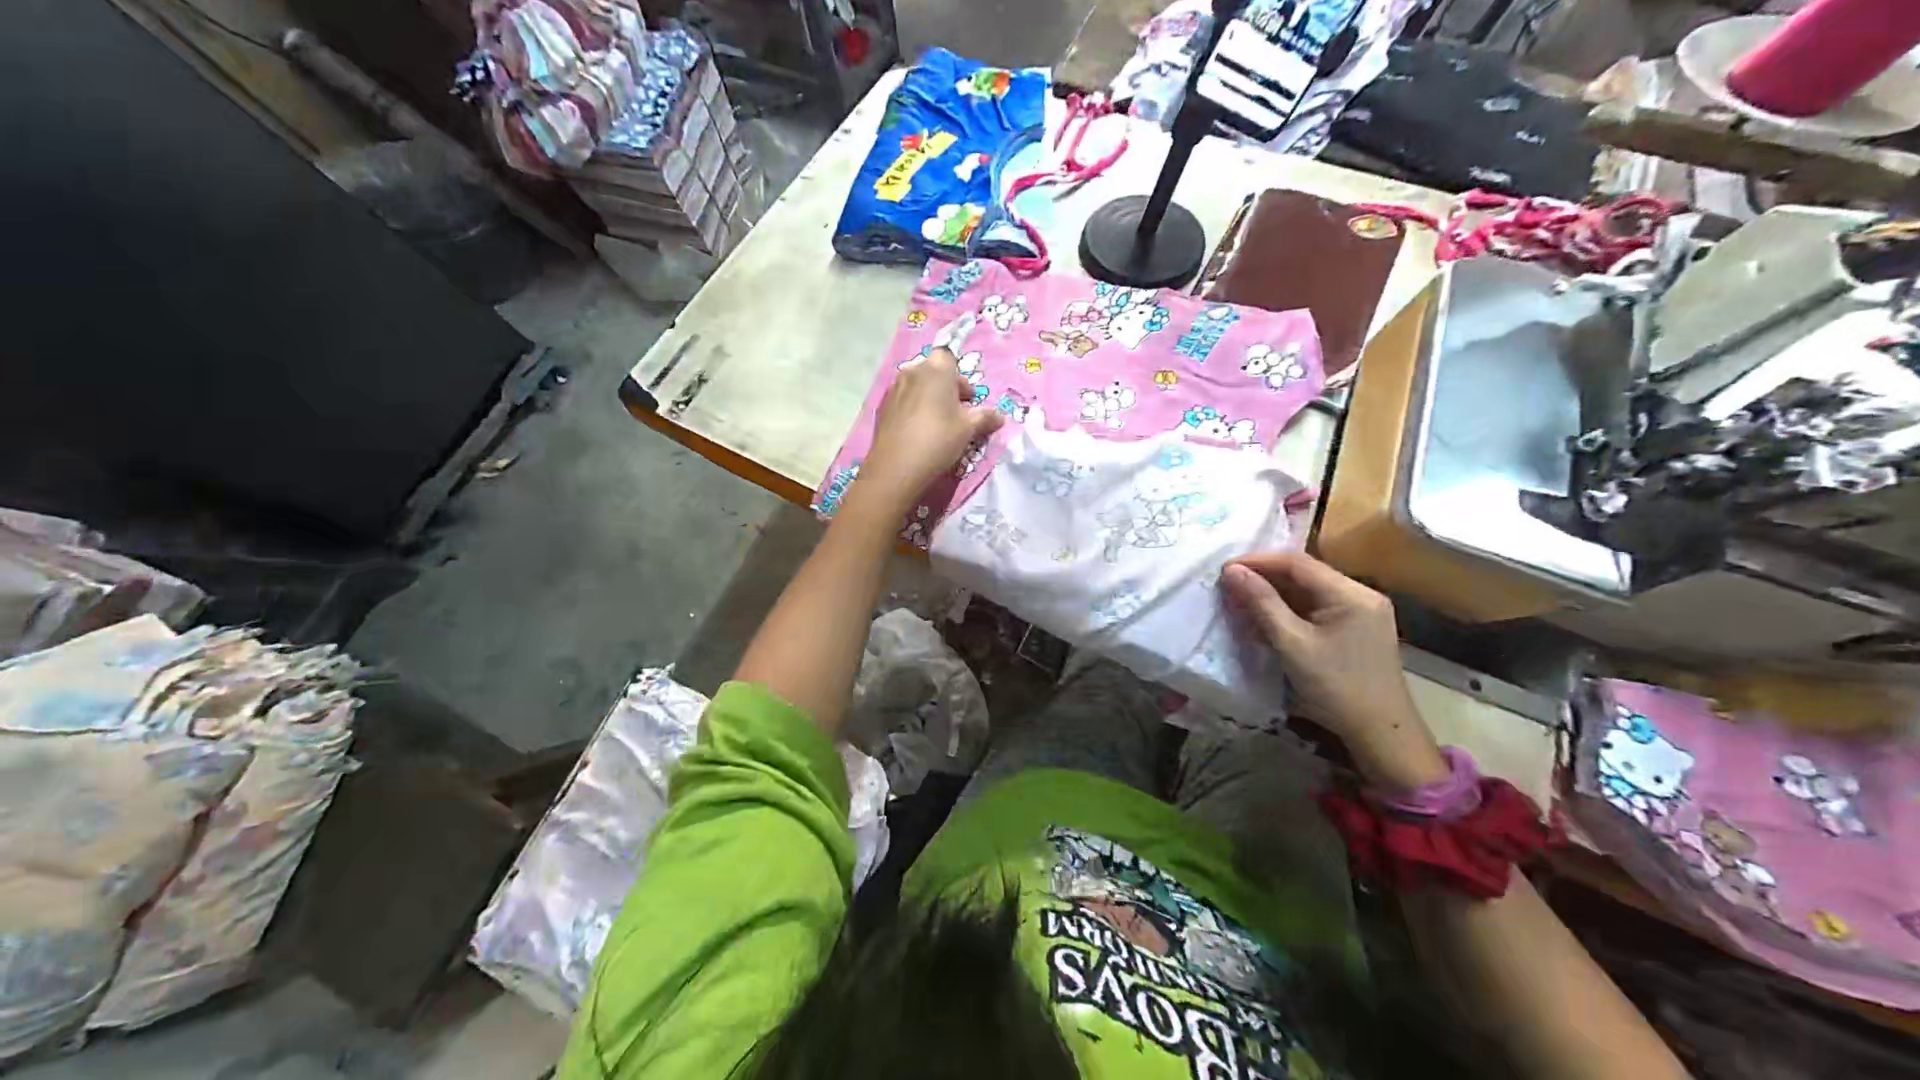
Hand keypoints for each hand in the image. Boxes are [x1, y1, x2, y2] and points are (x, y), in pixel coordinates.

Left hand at [854, 347, 1003, 511]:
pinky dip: (912, 409)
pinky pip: (903, 400)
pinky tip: (917, 431)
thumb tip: (1000, 416)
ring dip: (928, 398)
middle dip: (945, 388)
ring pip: (916, 386)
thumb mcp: (969, 429)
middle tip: (956, 413)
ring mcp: (894, 388)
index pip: (949, 358)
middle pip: (932, 372)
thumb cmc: (939, 439)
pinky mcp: (882, 406)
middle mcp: (913, 371)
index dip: (959, 378)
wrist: (896, 466)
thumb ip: (986, 417)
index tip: (967, 400)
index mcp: (936, 369)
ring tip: (936, 424)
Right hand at [1222, 552, 1447, 791]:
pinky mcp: (1358, 627)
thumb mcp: (1292, 644)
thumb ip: (1261, 603)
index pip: (1297, 562)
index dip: (1257, 561)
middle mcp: (1361, 593)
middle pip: (1304, 573)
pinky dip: (1290, 608)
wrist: (1380, 733)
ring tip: (1241, 600)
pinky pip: (1317, 606)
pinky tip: (1267, 618)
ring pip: (1309, 590)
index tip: (1223, 569)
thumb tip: (1231, 571)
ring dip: (1274, 593)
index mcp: (1351, 593)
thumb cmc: (1335, 688)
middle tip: (1228, 586)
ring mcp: (1363, 610)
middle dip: (1264, 576)